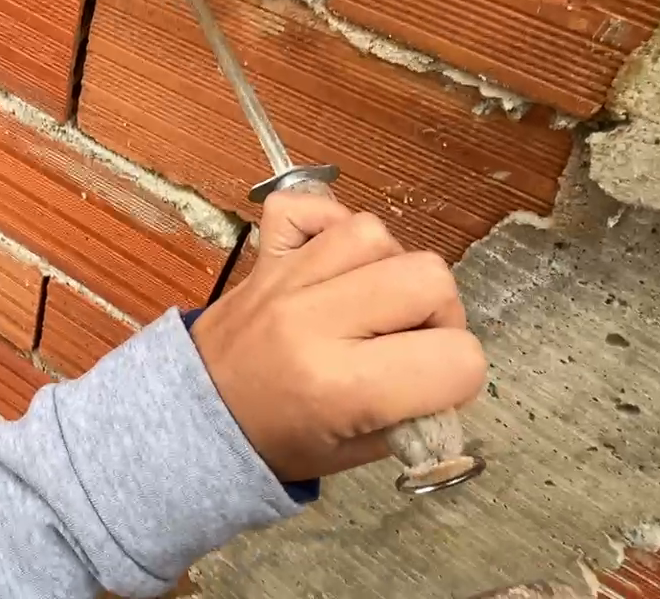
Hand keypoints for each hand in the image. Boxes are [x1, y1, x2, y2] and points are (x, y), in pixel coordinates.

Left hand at [189, 193, 486, 482]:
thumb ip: (415, 413)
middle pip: (427, 276)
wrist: (198, 409)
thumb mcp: (358, 453)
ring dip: (390, 264)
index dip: (461, 375)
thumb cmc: (279, 437)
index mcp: (341, 385)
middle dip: (439, 313)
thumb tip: (451, 373)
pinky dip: (327, 221)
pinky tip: (333, 259)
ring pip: (372, 232)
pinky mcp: (264, 254)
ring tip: (374, 300)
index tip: (433, 386)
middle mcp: (312, 320)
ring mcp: (284, 279)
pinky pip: (301, 206)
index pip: (456, 357)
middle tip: (412, 340)